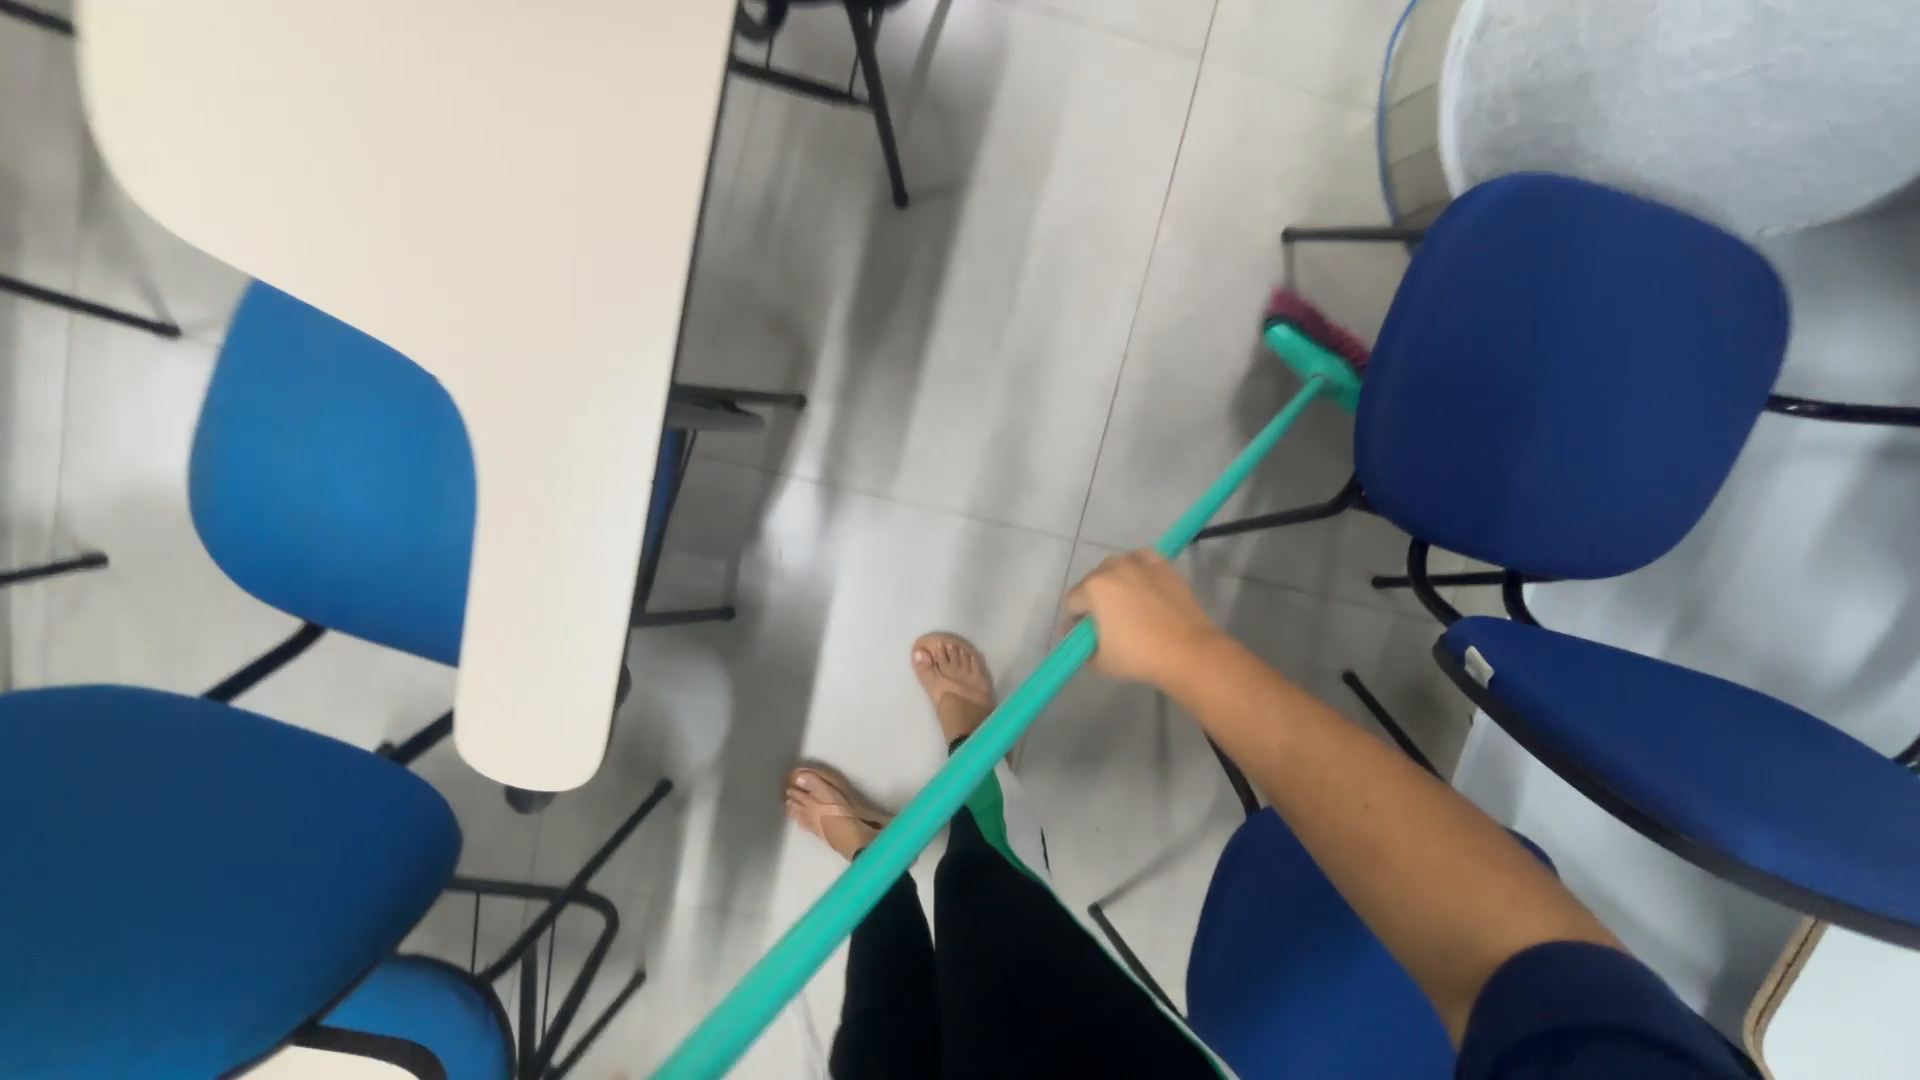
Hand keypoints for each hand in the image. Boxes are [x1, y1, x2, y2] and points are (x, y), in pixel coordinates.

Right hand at [1063, 550, 1225, 687]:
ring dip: (1113, 581)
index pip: (1072, 601)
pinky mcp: (1164, 567)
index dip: (1073, 621)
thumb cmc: (1139, 656)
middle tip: (1103, 622)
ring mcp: (1140, 565)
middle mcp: (1114, 569)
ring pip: (1116, 566)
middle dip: (1092, 600)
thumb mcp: (1101, 661)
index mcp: (1093, 588)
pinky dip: (1137, 567)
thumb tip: (1084, 643)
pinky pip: (1142, 559)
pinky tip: (1141, 581)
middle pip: (1092, 581)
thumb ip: (1085, 649)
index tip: (1081, 637)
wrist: (1187, 651)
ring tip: (1124, 602)